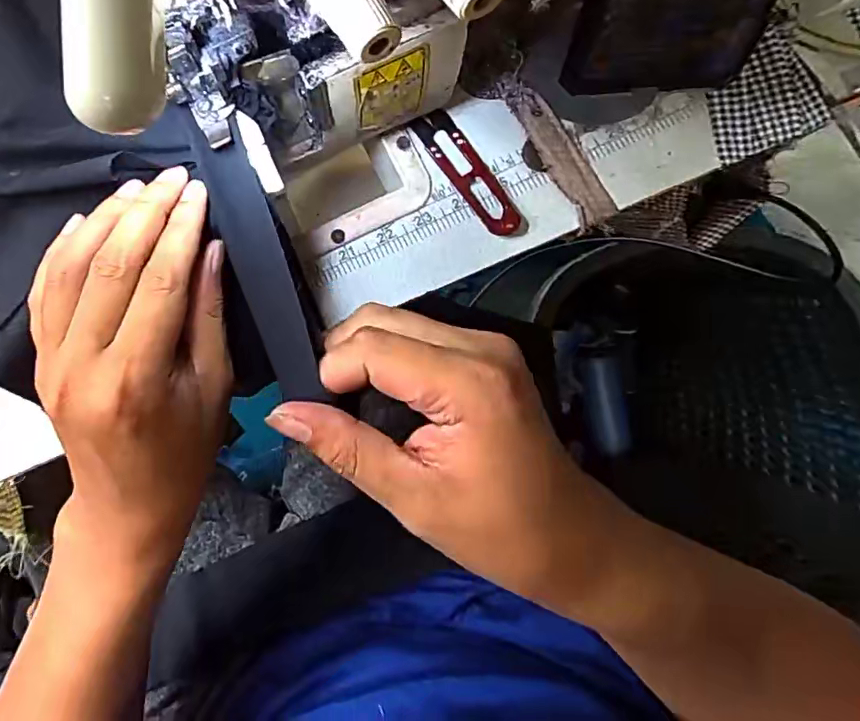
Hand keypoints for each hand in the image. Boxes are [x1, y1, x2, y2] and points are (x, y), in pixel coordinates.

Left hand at [29, 166, 231, 571]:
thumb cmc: (182, 455)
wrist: (121, 507)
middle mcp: (82, 364)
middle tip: (172, 178)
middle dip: (146, 212)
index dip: (181, 229)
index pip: (160, 282)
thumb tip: (209, 247)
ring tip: (135, 189)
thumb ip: (209, 314)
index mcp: (135, 378)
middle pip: (112, 265)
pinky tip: (83, 218)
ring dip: (103, 219)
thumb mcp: (214, 388)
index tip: (198, 193)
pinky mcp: (38, 358)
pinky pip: (43, 290)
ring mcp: (51, 360)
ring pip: (70, 268)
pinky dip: (61, 248)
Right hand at [265, 304, 631, 601]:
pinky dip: (386, 353)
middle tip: (332, 409)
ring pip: (394, 318)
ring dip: (361, 351)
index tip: (324, 419)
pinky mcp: (485, 347)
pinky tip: (383, 391)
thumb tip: (283, 413)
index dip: (332, 375)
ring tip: (353, 402)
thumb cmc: (499, 533)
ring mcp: (486, 340)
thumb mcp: (412, 499)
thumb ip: (345, 447)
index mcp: (467, 381)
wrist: (576, 541)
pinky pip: (416, 331)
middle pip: (379, 319)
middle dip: (341, 355)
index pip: (371, 346)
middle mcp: (478, 344)